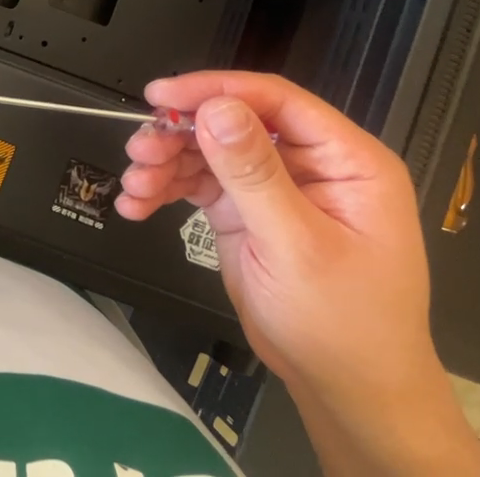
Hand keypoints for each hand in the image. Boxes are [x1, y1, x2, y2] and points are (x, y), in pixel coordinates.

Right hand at [117, 73, 479, 474]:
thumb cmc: (342, 322)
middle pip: (230, 122)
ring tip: (134, 187)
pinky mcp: (244, 210)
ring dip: (163, 164)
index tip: (160, 96)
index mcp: (346, 160)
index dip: (214, 90)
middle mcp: (308, 164)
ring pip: (206, 150)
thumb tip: (216, 108)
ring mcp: (274, 187)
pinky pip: (197, 182)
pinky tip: (138, 205)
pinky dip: (164, 190)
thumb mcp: (296, 245)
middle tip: (138, 152)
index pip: (274, 100)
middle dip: (178, 135)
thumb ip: (254, 173)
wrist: (345, 389)